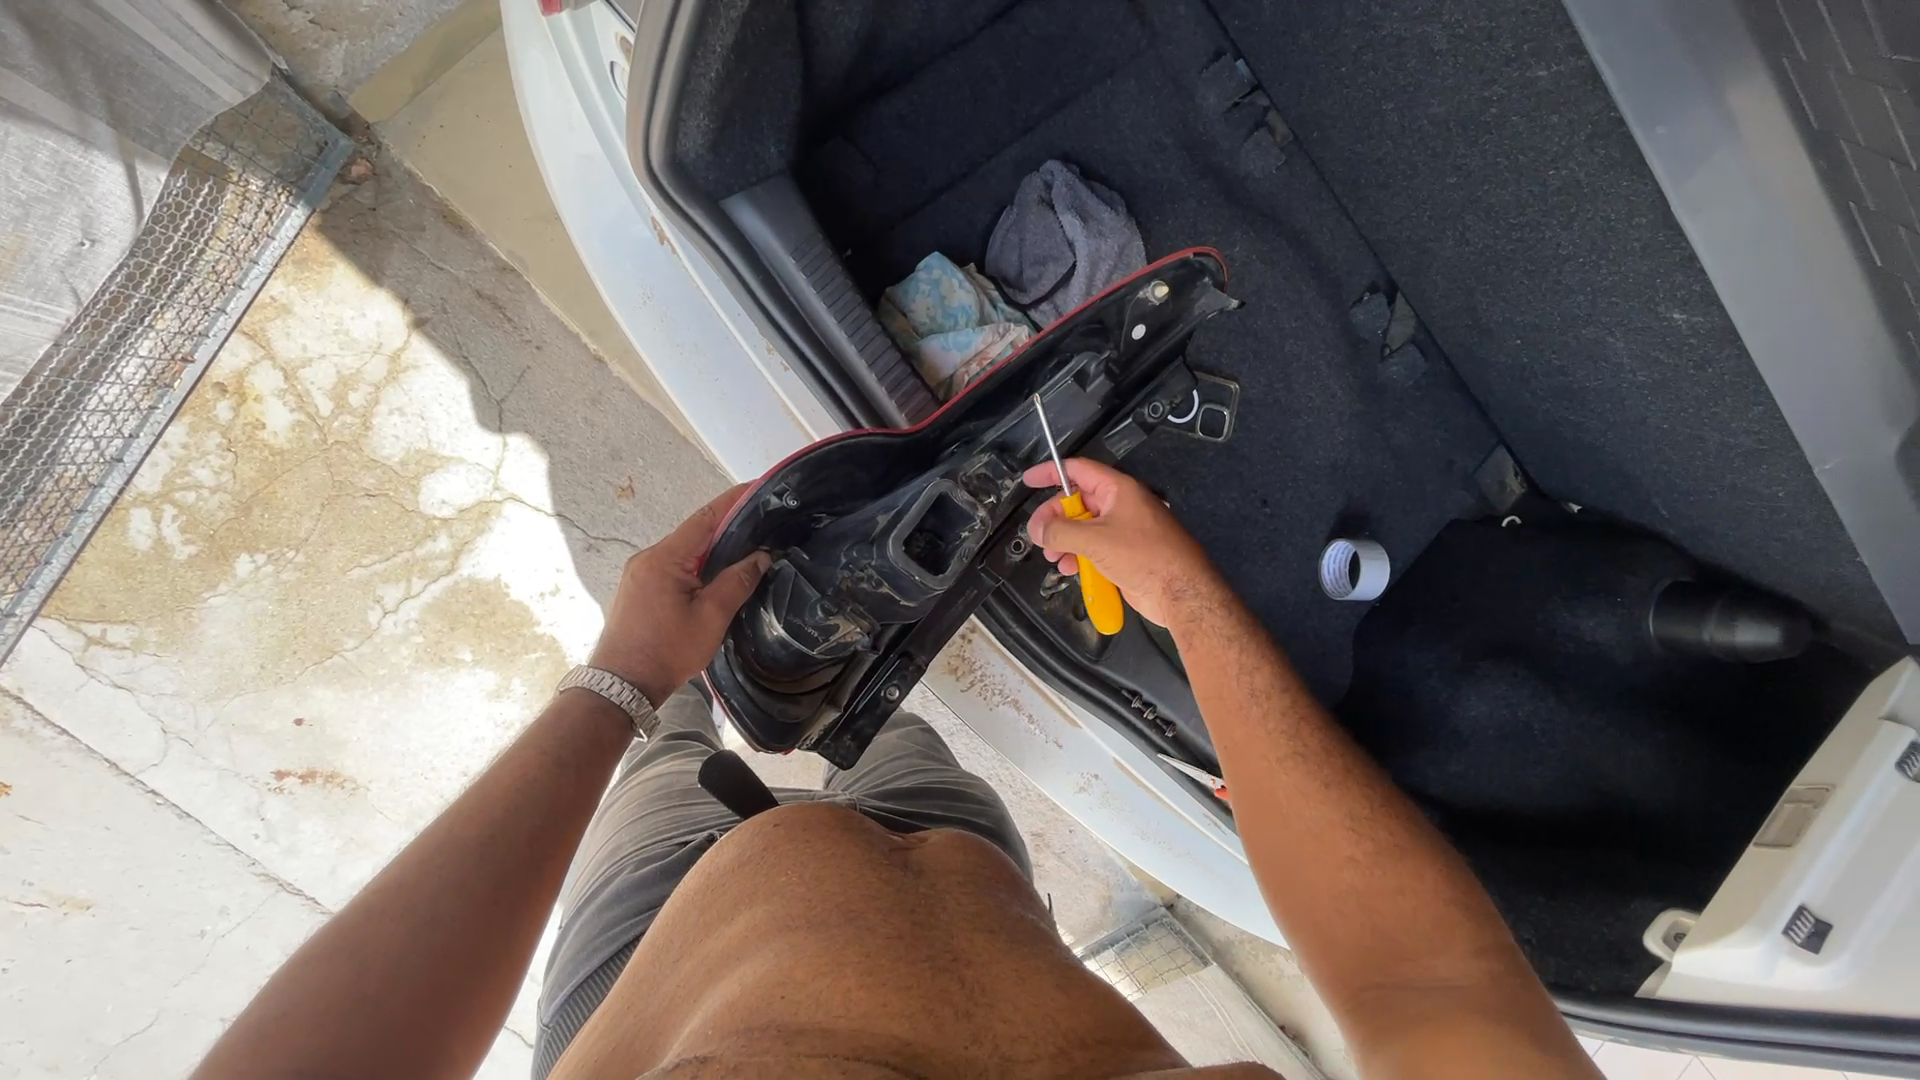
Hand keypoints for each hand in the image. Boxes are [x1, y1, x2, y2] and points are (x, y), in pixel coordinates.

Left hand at [588, 484, 770, 704]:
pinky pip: (675, 566)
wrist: (621, 685)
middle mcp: (649, 558)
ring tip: (748, 547)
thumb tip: (760, 558)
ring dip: (715, 547)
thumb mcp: (711, 617)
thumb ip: (737, 582)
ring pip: (685, 551)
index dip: (733, 500)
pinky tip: (719, 573)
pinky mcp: (639, 589)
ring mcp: (640, 574)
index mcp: (665, 558)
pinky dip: (699, 564)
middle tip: (763, 521)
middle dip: (729, 524)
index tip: (758, 486)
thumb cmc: (667, 651)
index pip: (706, 518)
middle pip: (695, 532)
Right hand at [1023, 458, 1224, 627]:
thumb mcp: (1095, 540)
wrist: (1179, 592)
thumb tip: (1039, 530)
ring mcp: (1122, 532)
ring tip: (1054, 557)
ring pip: (1083, 530)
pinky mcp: (1123, 555)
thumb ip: (1061, 532)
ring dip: (1064, 542)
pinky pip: (1093, 550)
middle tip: (1039, 535)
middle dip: (1055, 519)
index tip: (1030, 480)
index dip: (1051, 473)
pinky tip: (1071, 569)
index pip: (1078, 471)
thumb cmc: (1147, 557)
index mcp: (1118, 490)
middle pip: (1077, 504)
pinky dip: (1079, 557)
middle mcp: (1120, 507)